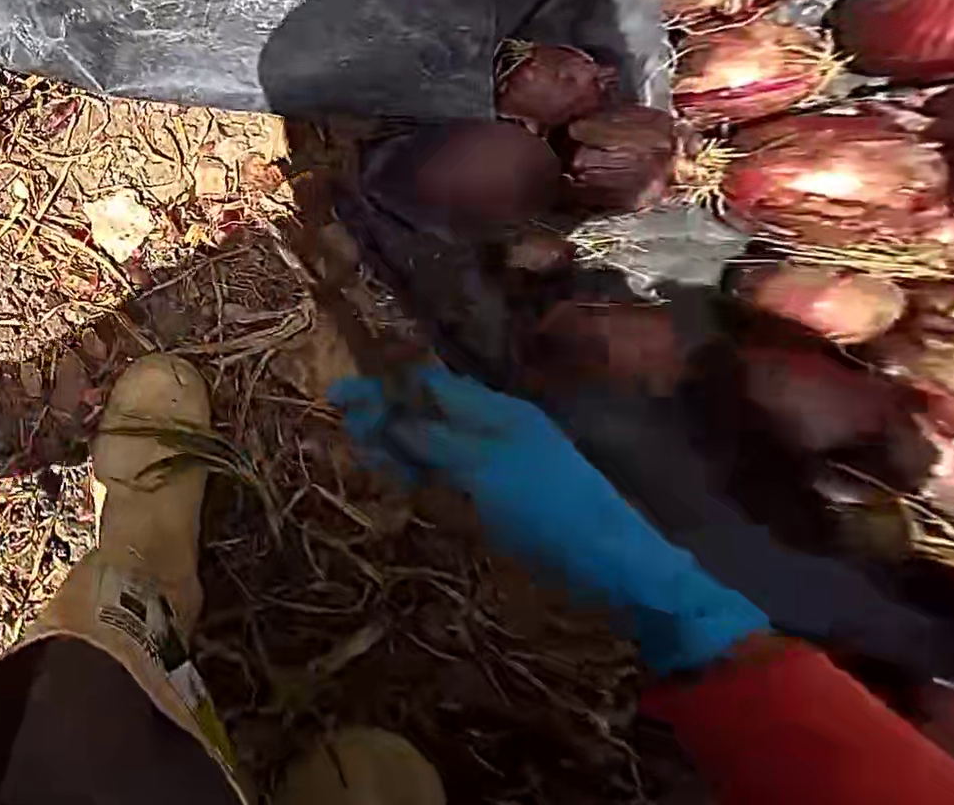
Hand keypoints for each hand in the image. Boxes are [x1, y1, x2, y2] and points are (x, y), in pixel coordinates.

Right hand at [330, 361, 768, 673]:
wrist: (611, 569)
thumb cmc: (548, 507)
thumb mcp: (484, 467)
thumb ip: (431, 437)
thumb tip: (384, 413)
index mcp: (492, 410)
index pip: (427, 385)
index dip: (384, 387)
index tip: (341, 395)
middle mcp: (487, 428)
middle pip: (423, 412)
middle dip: (383, 416)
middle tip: (346, 430)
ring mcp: (488, 462)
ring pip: (427, 443)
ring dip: (394, 446)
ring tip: (362, 455)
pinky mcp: (488, 494)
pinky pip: (440, 472)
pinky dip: (414, 472)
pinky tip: (397, 480)